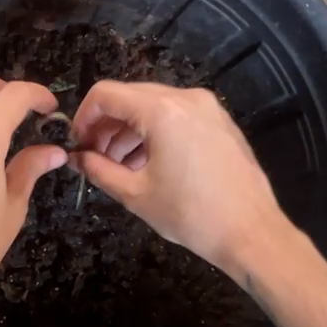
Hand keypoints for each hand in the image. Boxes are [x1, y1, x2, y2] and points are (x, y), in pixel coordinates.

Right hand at [70, 81, 296, 274]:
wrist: (249, 231)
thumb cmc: (189, 214)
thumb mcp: (135, 194)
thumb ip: (99, 170)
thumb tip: (76, 159)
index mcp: (162, 111)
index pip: (106, 95)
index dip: (83, 117)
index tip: (77, 145)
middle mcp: (186, 98)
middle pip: (129, 97)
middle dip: (106, 126)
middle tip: (94, 158)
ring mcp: (207, 107)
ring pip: (152, 106)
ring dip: (128, 131)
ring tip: (118, 167)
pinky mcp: (219, 122)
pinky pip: (176, 116)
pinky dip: (154, 133)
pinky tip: (147, 165)